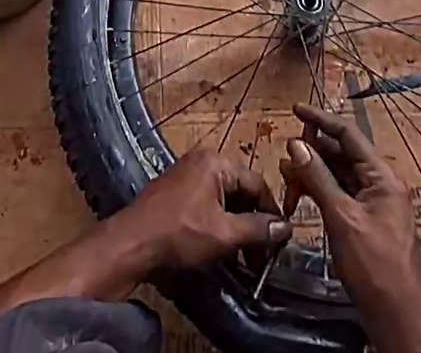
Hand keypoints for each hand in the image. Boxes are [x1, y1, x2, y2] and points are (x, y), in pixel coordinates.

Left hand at [107, 149, 292, 274]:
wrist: (134, 241)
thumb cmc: (180, 232)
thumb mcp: (224, 233)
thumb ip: (258, 228)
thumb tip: (285, 227)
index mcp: (215, 162)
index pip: (257, 183)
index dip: (272, 213)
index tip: (282, 241)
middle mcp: (202, 161)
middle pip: (241, 190)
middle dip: (255, 223)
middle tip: (265, 256)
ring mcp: (187, 174)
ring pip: (226, 198)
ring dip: (239, 226)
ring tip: (248, 259)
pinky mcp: (178, 189)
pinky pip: (209, 202)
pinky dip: (222, 222)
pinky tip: (226, 247)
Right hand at [279, 104, 420, 352]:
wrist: (398, 318)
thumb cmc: (374, 265)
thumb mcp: (342, 217)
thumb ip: (317, 177)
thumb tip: (295, 143)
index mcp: (382, 179)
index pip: (348, 135)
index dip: (320, 120)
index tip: (294, 108)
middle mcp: (379, 185)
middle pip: (341, 153)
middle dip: (311, 149)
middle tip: (284, 150)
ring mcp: (371, 203)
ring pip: (335, 173)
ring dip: (310, 170)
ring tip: (285, 173)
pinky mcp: (362, 220)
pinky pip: (336, 192)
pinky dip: (316, 189)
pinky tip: (297, 192)